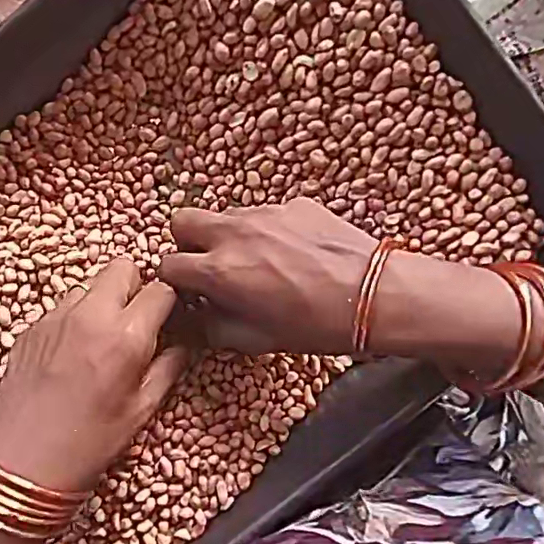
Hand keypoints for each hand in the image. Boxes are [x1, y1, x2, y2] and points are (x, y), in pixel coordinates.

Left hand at [0, 258, 190, 492]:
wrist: (23, 462)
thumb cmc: (88, 443)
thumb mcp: (142, 409)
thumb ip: (169, 367)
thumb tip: (184, 344)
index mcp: (124, 336)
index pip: (160, 289)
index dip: (170, 301)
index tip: (170, 317)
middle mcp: (89, 315)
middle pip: (122, 267)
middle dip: (136, 285)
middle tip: (137, 319)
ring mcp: (55, 318)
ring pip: (90, 284)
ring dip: (104, 300)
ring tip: (103, 338)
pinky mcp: (31, 327)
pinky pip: (62, 305)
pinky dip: (76, 317)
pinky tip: (75, 352)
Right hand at [157, 199, 377, 353]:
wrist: (375, 296)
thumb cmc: (316, 324)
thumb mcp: (257, 339)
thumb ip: (215, 326)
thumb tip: (200, 315)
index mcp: (219, 270)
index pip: (168, 264)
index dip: (173, 280)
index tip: (188, 290)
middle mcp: (234, 233)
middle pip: (182, 220)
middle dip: (187, 242)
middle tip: (207, 263)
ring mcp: (265, 213)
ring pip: (225, 215)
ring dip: (227, 235)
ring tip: (257, 260)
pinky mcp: (294, 204)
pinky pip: (264, 213)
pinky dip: (266, 230)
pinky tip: (291, 252)